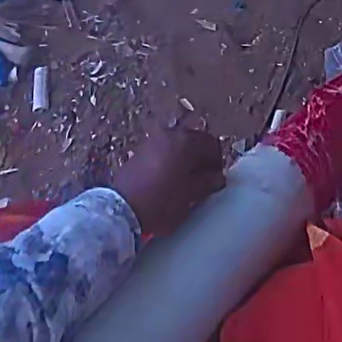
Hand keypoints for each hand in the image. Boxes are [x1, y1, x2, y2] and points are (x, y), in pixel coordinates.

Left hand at [110, 125, 225, 234]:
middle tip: (205, 179)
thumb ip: (207, 183)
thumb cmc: (162, 201)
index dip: (218, 160)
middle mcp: (171, 134)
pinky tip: (170, 178)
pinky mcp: (141, 149)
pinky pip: (164, 149)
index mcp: (186, 142)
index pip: (212, 143)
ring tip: (187, 180)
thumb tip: (218, 178)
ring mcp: (154, 140)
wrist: (122, 207)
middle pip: (195, 140)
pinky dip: (171, 159)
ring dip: (186, 157)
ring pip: (178, 144)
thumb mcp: (190, 196)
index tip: (217, 178)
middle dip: (202, 157)